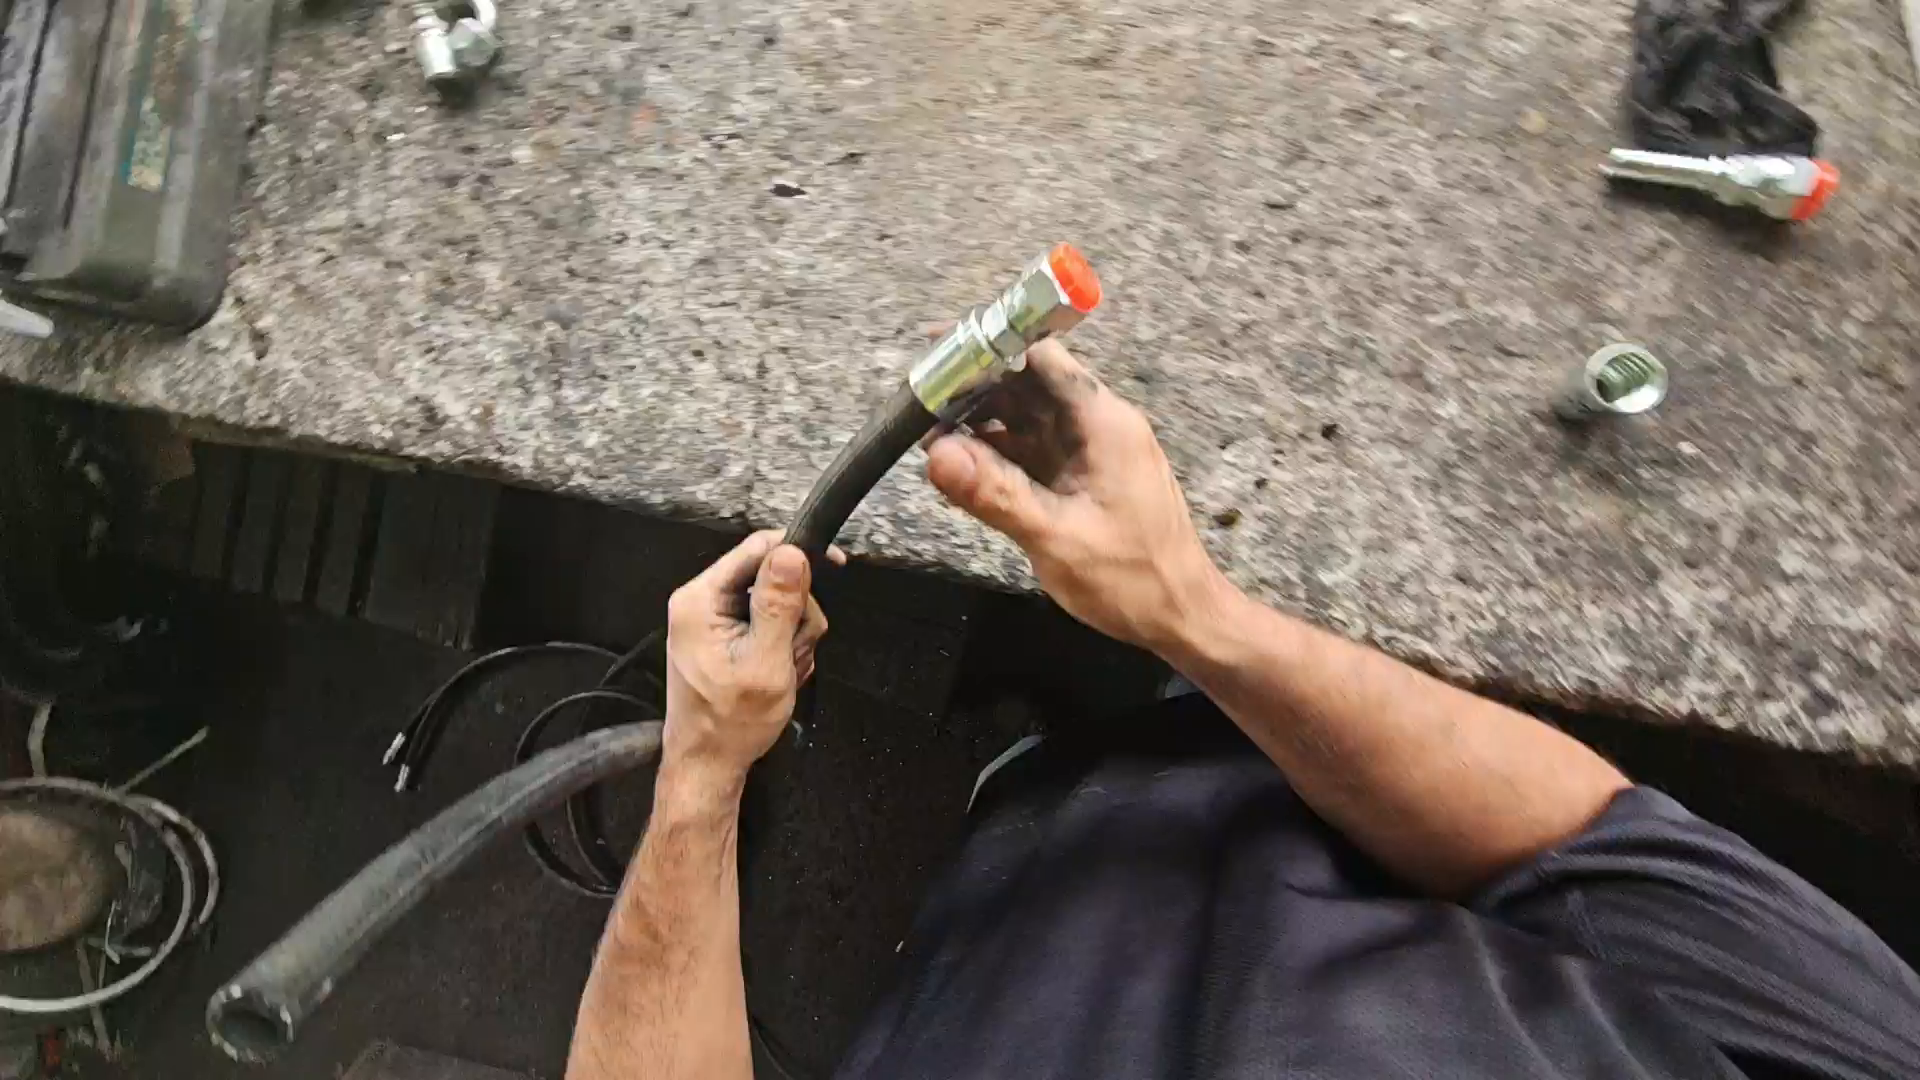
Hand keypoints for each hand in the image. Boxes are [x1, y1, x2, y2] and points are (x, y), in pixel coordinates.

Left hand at [662, 531, 835, 786]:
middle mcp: (705, 601)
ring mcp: (717, 618)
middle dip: (797, 613)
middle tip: (791, 651)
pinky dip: (787, 645)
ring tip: (784, 668)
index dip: (799, 552)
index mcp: (701, 600)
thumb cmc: (729, 724)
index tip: (833, 563)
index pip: (757, 548)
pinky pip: (774, 621)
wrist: (710, 763)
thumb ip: (778, 606)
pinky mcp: (729, 632)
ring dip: (795, 634)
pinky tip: (780, 670)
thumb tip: (791, 553)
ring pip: (781, 600)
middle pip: (774, 575)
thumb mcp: (764, 662)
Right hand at [925, 340, 1227, 653]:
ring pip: (1027, 418)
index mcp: (1103, 423)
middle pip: (1028, 384)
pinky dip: (999, 454)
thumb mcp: (1057, 538)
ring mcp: (1091, 452)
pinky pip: (1033, 450)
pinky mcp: (1082, 477)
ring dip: (982, 423)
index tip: (936, 349)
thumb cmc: (1132, 579)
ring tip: (930, 436)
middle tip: (920, 402)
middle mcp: (1098, 426)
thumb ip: (996, 494)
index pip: (1040, 358)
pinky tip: (964, 467)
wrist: (1181, 615)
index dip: (987, 345)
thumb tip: (936, 453)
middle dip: (975, 388)